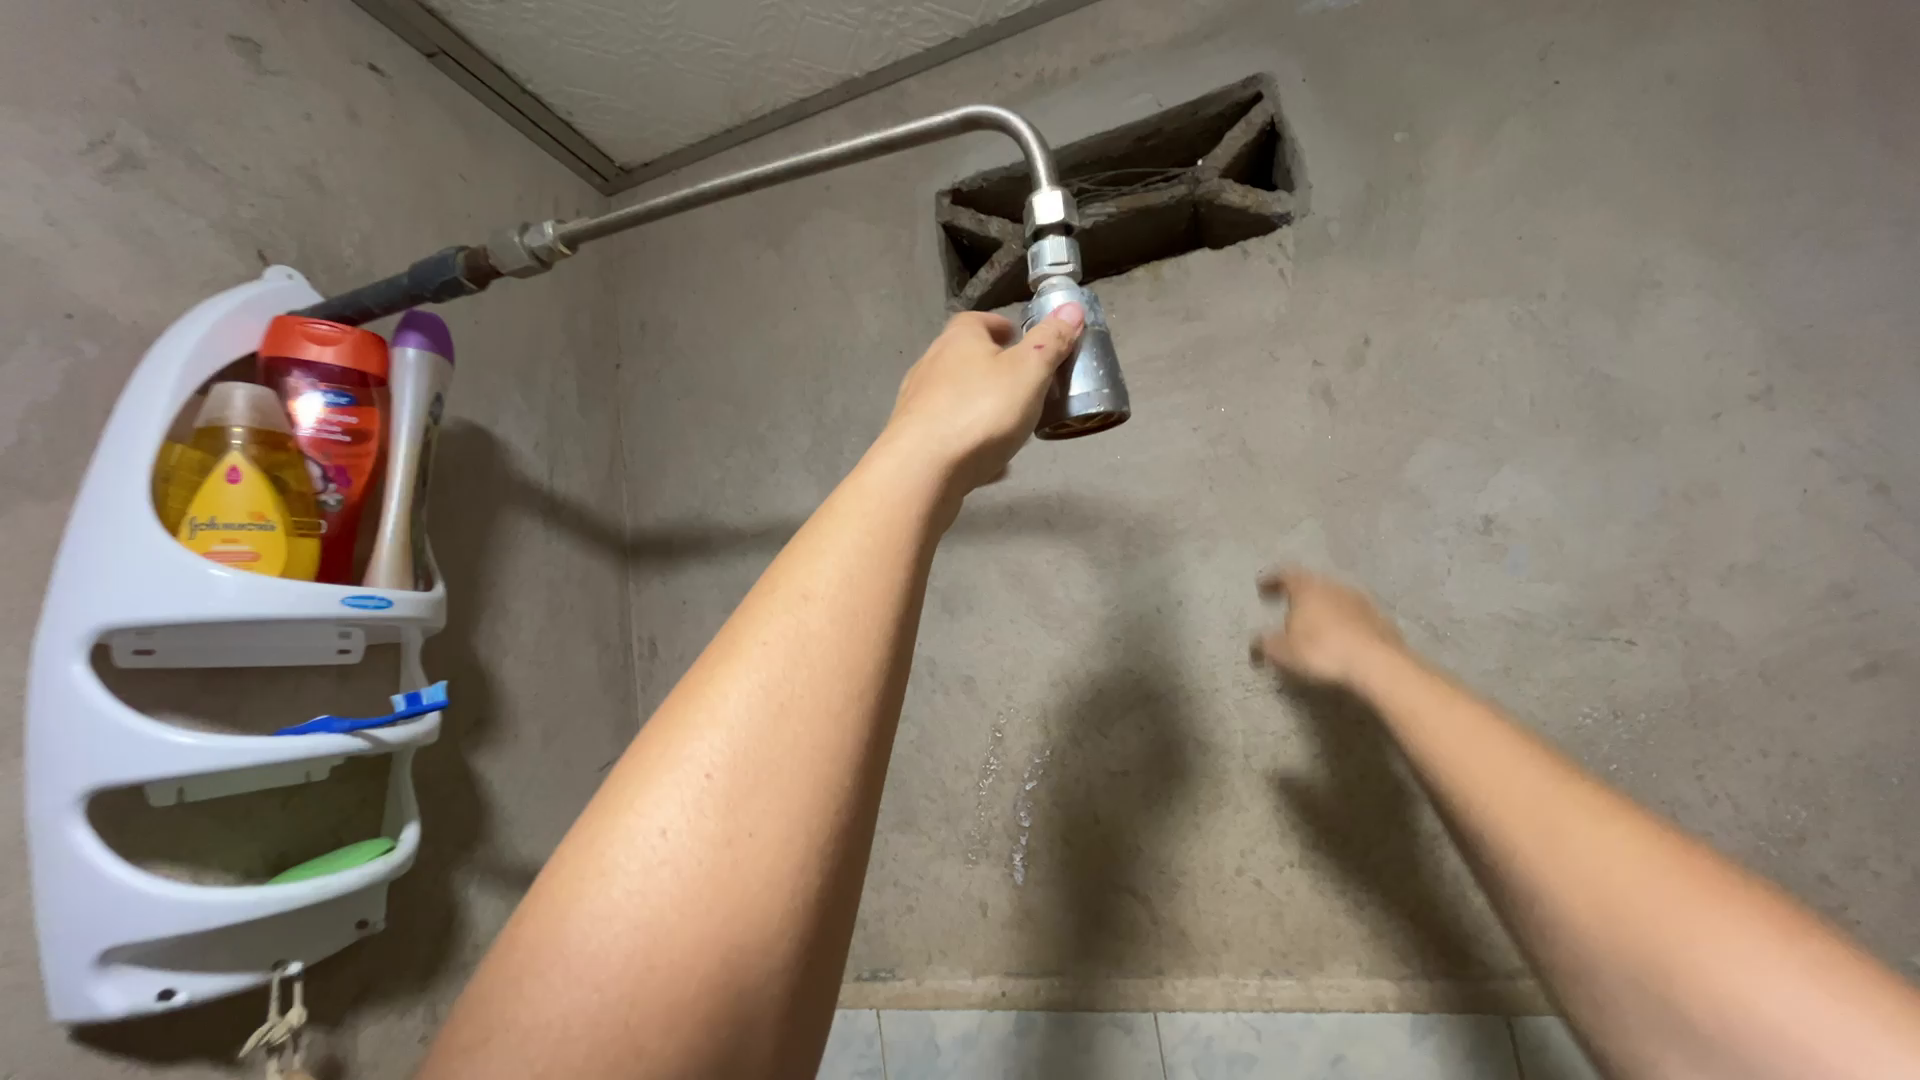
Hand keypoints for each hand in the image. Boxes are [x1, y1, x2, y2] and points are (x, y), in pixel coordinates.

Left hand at [876, 305, 1084, 494]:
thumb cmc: (981, 412)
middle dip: (995, 371)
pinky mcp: (913, 439)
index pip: (979, 320)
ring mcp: (918, 403)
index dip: (1002, 327)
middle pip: (966, 359)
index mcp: (959, 339)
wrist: (921, 470)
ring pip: (958, 400)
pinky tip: (990, 463)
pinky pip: (949, 435)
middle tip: (1025, 387)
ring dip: (984, 409)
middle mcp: (932, 364)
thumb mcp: (1029, 372)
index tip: (1021, 340)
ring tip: (1012, 426)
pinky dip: (970, 442)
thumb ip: (1050, 342)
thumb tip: (1071, 307)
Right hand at [1255, 568, 1404, 684]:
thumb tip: (1255, 642)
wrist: (1378, 664)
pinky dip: (1344, 624)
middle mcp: (1334, 586)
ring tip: (1316, 627)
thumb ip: (1266, 644)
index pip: (1285, 574)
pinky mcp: (1382, 620)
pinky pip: (1355, 617)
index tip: (1262, 586)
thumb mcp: (1283, 652)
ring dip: (1325, 610)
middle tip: (1289, 609)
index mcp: (1307, 588)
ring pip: (1336, 599)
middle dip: (1300, 596)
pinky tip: (1341, 641)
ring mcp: (1362, 601)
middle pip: (1313, 584)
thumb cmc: (1322, 651)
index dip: (1271, 580)